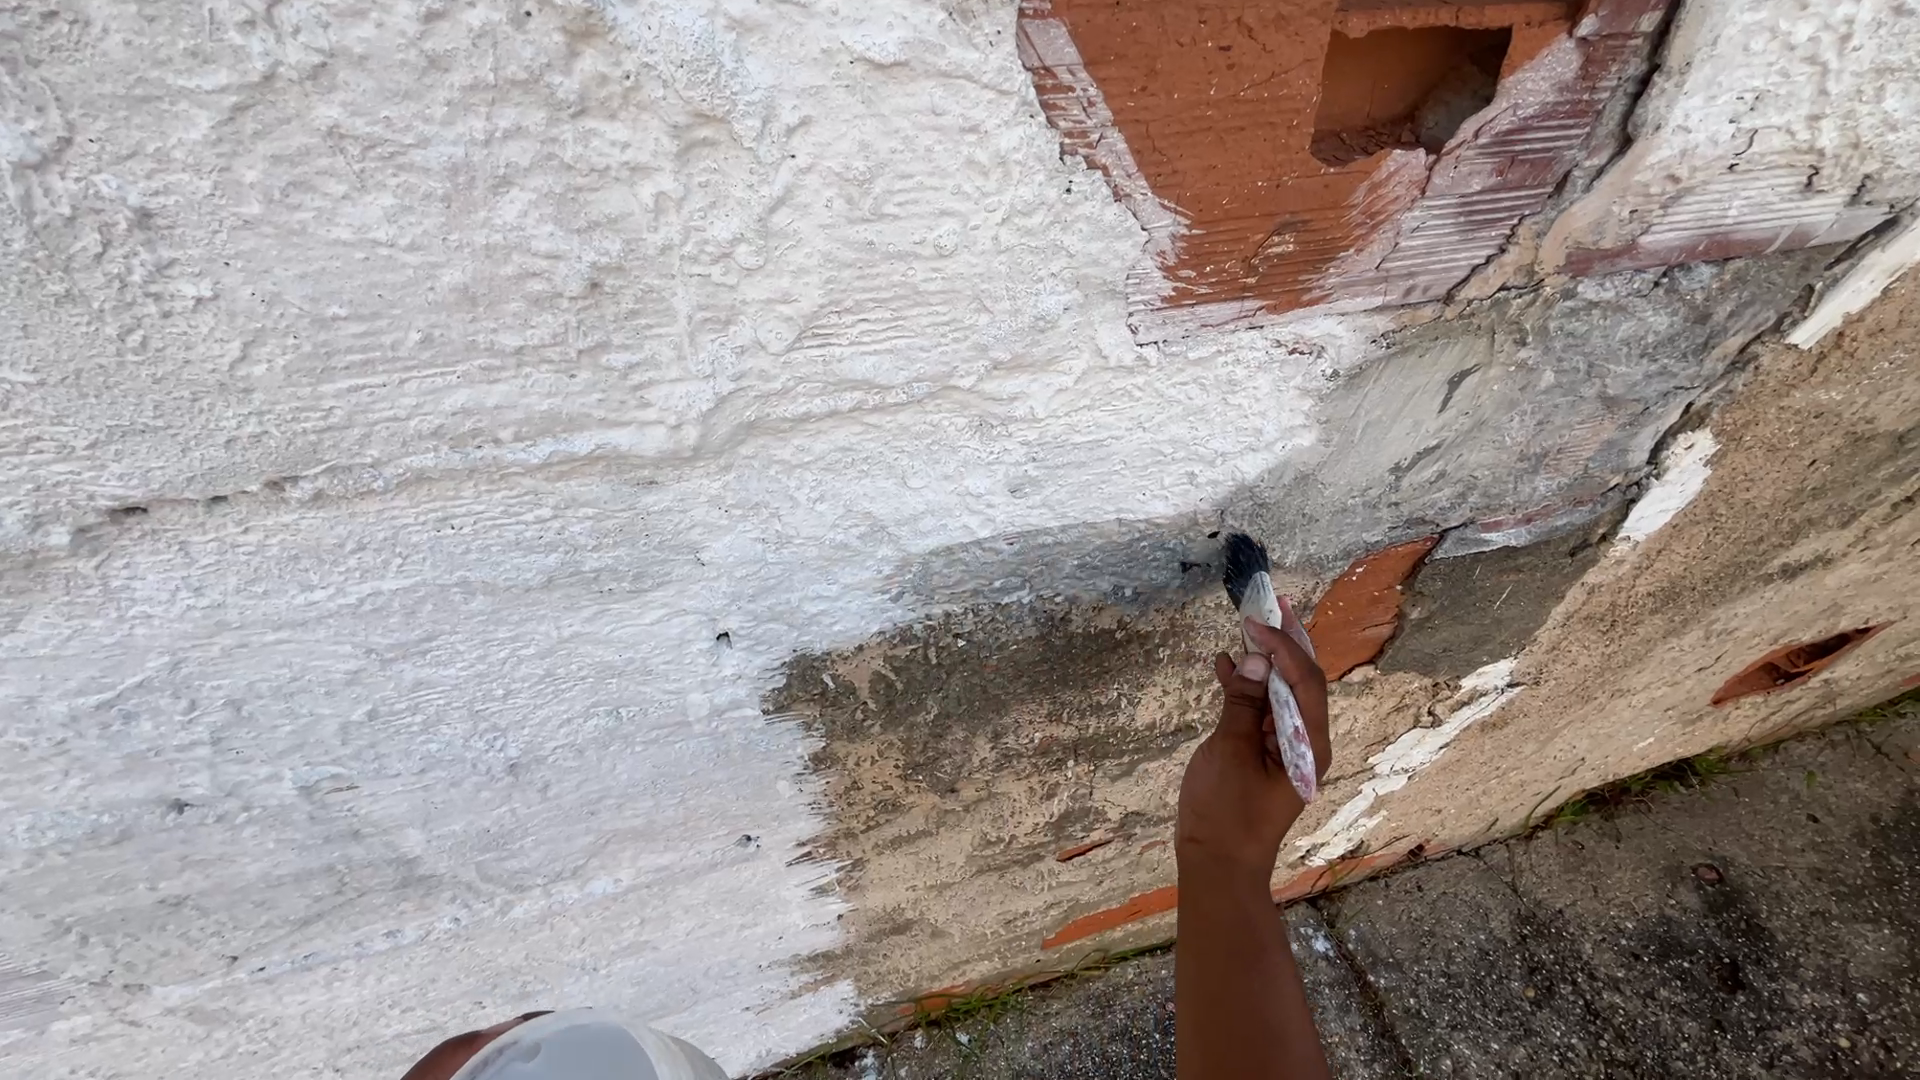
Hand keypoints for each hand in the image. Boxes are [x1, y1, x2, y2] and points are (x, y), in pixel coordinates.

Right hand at [1176, 613, 1329, 882]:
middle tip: (1268, 608)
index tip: (1255, 623)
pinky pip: (1260, 711)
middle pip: (1301, 682)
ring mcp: (1285, 748)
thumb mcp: (1230, 751)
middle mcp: (1305, 742)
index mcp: (1308, 745)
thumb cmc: (1225, 811)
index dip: (1283, 647)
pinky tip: (1226, 667)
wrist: (1217, 862)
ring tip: (1245, 628)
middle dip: (1284, 644)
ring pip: (1280, 693)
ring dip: (1263, 662)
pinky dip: (1245, 688)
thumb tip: (1255, 661)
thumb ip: (1244, 704)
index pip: (1305, 682)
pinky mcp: (1264, 753)